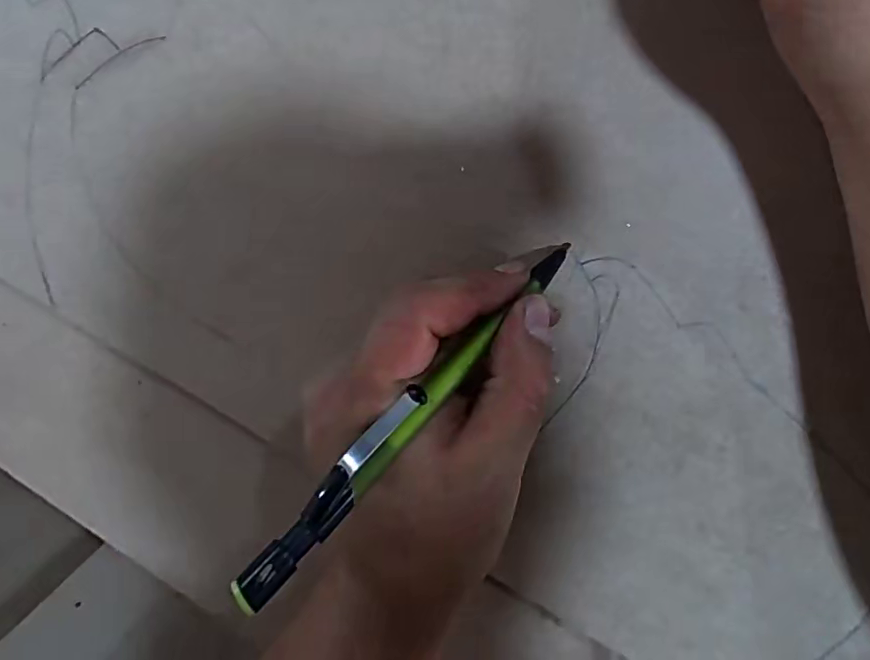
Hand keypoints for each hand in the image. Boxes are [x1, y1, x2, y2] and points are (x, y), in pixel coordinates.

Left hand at [269, 268, 557, 658]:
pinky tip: (479, 353)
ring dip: (463, 316)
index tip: (529, 278)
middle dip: (474, 299)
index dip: (475, 287)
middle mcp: (337, 378)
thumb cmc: (444, 537)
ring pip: (409, 322)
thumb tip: (532, 308)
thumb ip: (518, 379)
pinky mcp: (350, 392)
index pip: (417, 311)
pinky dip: (446, 339)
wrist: (389, 591)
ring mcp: (337, 384)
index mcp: (362, 395)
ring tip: (513, 326)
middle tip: (530, 303)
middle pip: (411, 309)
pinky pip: (404, 344)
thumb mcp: (496, 462)